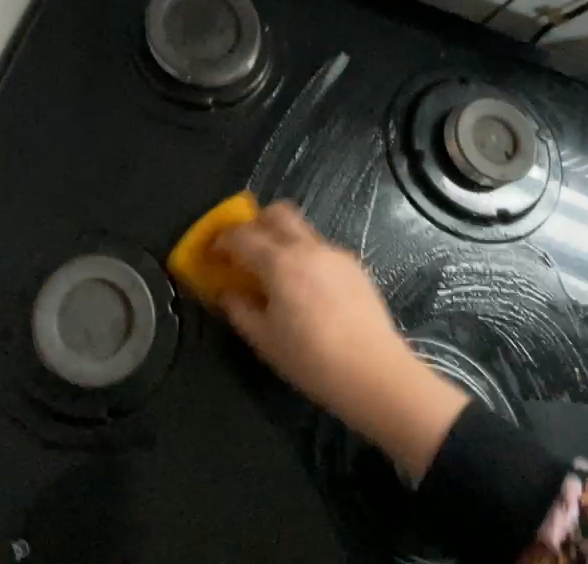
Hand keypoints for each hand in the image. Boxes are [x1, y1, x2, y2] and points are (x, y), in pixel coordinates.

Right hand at [216, 201, 469, 477]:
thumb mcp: (265, 340)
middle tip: (244, 249)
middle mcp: (308, 247)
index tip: (212, 253)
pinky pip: (321, 249)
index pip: (242, 236)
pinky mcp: (355, 266)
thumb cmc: (312, 360)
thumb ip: (240, 310)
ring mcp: (335, 254)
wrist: (376, 374)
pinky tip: (307, 290)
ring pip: (302, 229)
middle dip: (255, 223)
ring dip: (282, 239)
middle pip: (277, 213)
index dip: (222, 241)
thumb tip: (227, 293)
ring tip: (277, 274)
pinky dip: (305, 257)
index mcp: (280, 262)